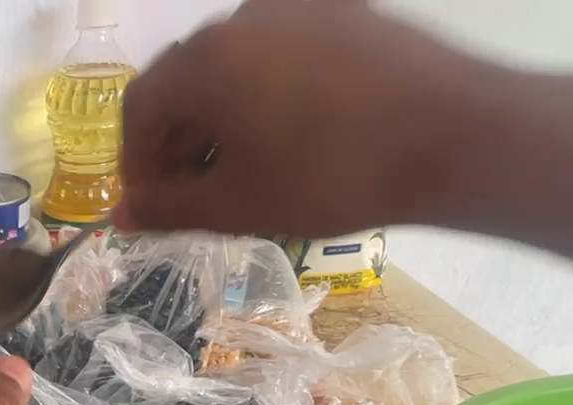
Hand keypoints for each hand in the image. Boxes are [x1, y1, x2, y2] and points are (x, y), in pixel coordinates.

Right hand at [115, 0, 513, 236]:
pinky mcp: (340, 12)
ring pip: (227, 68)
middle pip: (181, 83)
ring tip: (234, 173)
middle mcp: (242, 17)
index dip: (133, 162)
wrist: (453, 136)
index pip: (139, 107)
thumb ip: (166, 209)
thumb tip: (119, 216)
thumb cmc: (327, 177)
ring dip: (212, 122)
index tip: (148, 206)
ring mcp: (295, 7)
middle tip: (188, 197)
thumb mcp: (234, 204)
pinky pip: (272, 55)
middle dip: (173, 143)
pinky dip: (255, 97)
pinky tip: (279, 138)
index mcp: (207, 60)